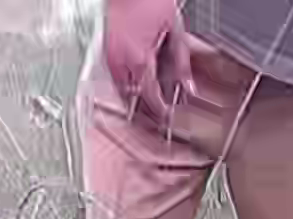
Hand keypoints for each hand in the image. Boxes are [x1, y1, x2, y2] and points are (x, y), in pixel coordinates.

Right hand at [103, 0, 192, 119]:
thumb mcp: (174, 27)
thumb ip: (182, 61)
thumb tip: (189, 85)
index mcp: (139, 59)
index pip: (150, 98)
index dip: (160, 111)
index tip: (166, 116)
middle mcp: (121, 62)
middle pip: (133, 98)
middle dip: (144, 106)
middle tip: (156, 110)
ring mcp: (109, 58)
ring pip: (121, 90)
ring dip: (134, 95)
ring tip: (146, 97)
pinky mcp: (103, 51)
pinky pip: (114, 76)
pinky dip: (124, 82)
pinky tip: (134, 79)